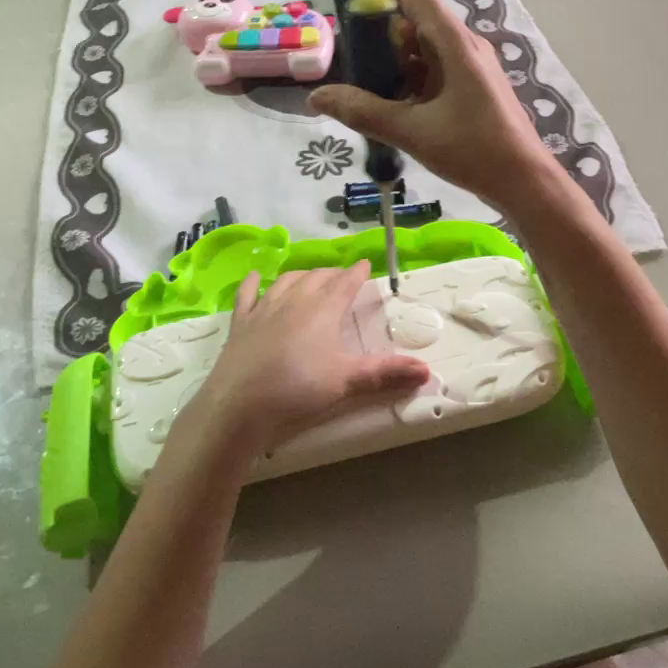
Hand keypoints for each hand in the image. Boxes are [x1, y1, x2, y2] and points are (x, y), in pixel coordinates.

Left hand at [191, 262, 428, 453]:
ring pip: (286, 280)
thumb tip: (427, 370)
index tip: (365, 264)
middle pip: (317, 277)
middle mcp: (295, 300)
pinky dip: (253, 283)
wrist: (240, 403)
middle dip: (333, 274)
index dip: (357, 273)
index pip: (345, 283)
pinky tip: (255, 277)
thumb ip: (386, 372)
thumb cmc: (299, 387)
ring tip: (310, 278)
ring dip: (302, 276)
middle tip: (342, 278)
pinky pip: (248, 294)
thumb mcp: (347, 380)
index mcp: (324, 309)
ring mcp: (264, 308)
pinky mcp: (241, 322)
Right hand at [309, 0, 557, 212]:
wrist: (525, 180)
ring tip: (385, 106)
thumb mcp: (411, 132)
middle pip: (413, 19)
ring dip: (398, 69)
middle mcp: (464, 43)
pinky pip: (437, 68)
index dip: (381, 5)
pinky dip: (416, 83)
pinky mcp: (475, 83)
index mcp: (453, 41)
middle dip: (384, 46)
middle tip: (370, 86)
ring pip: (424, 47)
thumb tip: (316, 97)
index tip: (364, 47)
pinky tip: (407, 116)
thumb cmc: (473, 151)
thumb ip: (362, 112)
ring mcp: (472, 63)